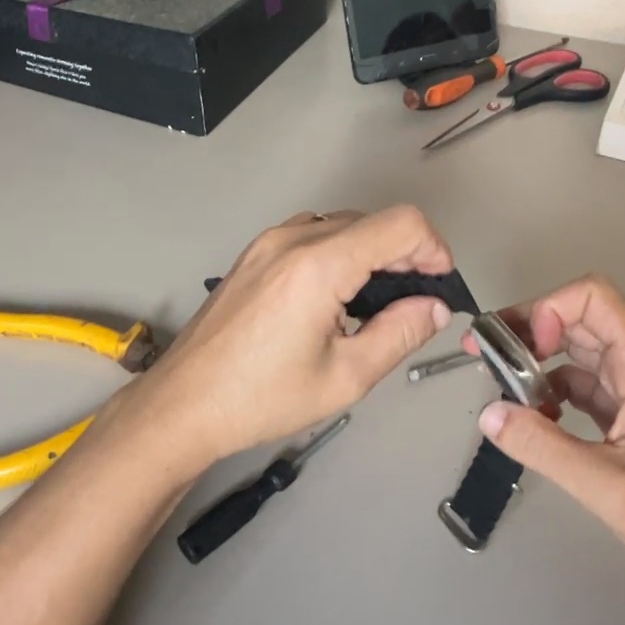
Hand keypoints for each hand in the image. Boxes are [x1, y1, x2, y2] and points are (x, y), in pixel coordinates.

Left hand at [124, 206, 454, 467]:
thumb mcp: (345, 377)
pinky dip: (337, 254)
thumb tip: (433, 308)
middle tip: (414, 302)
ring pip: (340, 225)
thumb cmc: (260, 398)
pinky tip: (335, 298)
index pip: (400, 224)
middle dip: (404, 254)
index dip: (433, 248)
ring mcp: (266, 244)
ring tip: (375, 304)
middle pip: (371, 221)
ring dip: (369, 252)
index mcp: (317, 265)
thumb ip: (399, 334)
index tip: (439, 283)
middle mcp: (290, 240)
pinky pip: (310, 235)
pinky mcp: (253, 256)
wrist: (185, 403)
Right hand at [468, 276, 624, 591]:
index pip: (594, 299)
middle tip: (485, 357)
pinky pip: (587, 384)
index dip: (551, 309)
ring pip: (581, 351)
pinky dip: (554, 391)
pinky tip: (535, 419)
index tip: (521, 350)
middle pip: (581, 318)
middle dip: (531, 330)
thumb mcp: (610, 488)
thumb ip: (544, 448)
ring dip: (539, 362)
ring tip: (503, 390)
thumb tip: (489, 414)